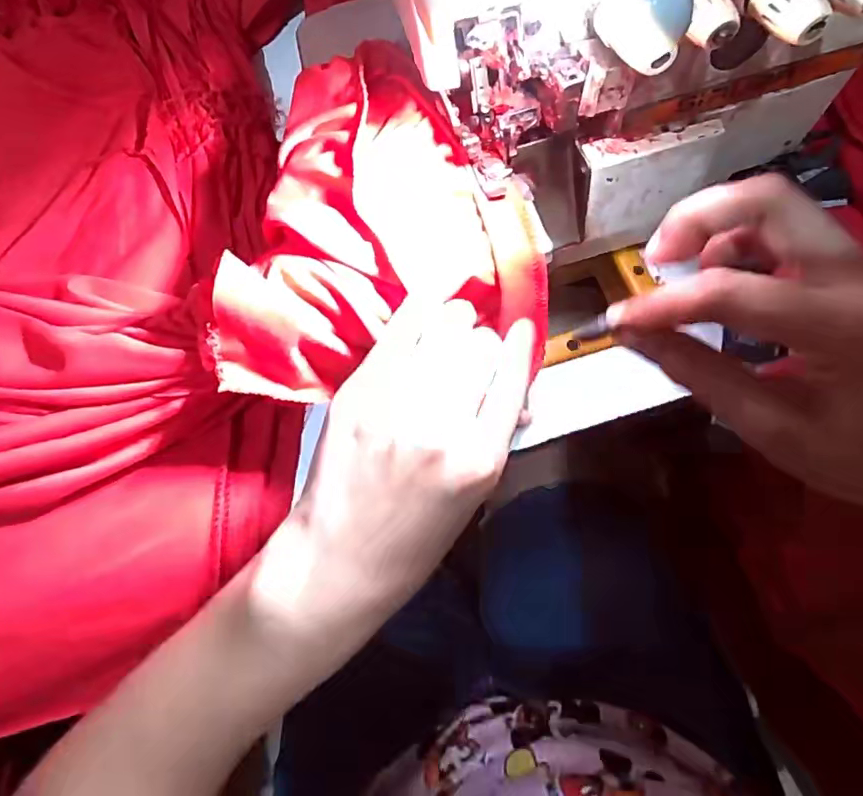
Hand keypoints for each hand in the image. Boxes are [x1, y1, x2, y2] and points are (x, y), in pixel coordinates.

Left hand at [258, 298, 536, 636]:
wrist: (340, 559)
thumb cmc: (416, 536)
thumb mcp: (475, 493)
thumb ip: (496, 432)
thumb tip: (517, 387)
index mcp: (479, 460)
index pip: (513, 376)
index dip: (521, 345)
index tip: (523, 328)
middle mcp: (440, 427)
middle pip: (480, 345)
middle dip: (484, 341)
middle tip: (474, 349)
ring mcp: (395, 404)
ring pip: (443, 324)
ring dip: (453, 322)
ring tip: (447, 332)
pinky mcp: (359, 389)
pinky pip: (400, 326)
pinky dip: (421, 310)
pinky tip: (428, 304)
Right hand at [608, 174, 862, 520]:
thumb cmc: (856, 458)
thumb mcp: (768, 427)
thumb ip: (696, 371)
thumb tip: (631, 332)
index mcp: (843, 327)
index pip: (733, 292)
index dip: (666, 302)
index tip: (620, 316)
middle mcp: (858, 275)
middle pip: (766, 198)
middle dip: (695, 217)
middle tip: (656, 259)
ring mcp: (861, 261)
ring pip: (774, 201)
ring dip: (715, 222)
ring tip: (682, 269)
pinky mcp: (851, 262)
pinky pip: (785, 222)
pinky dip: (738, 234)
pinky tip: (721, 274)